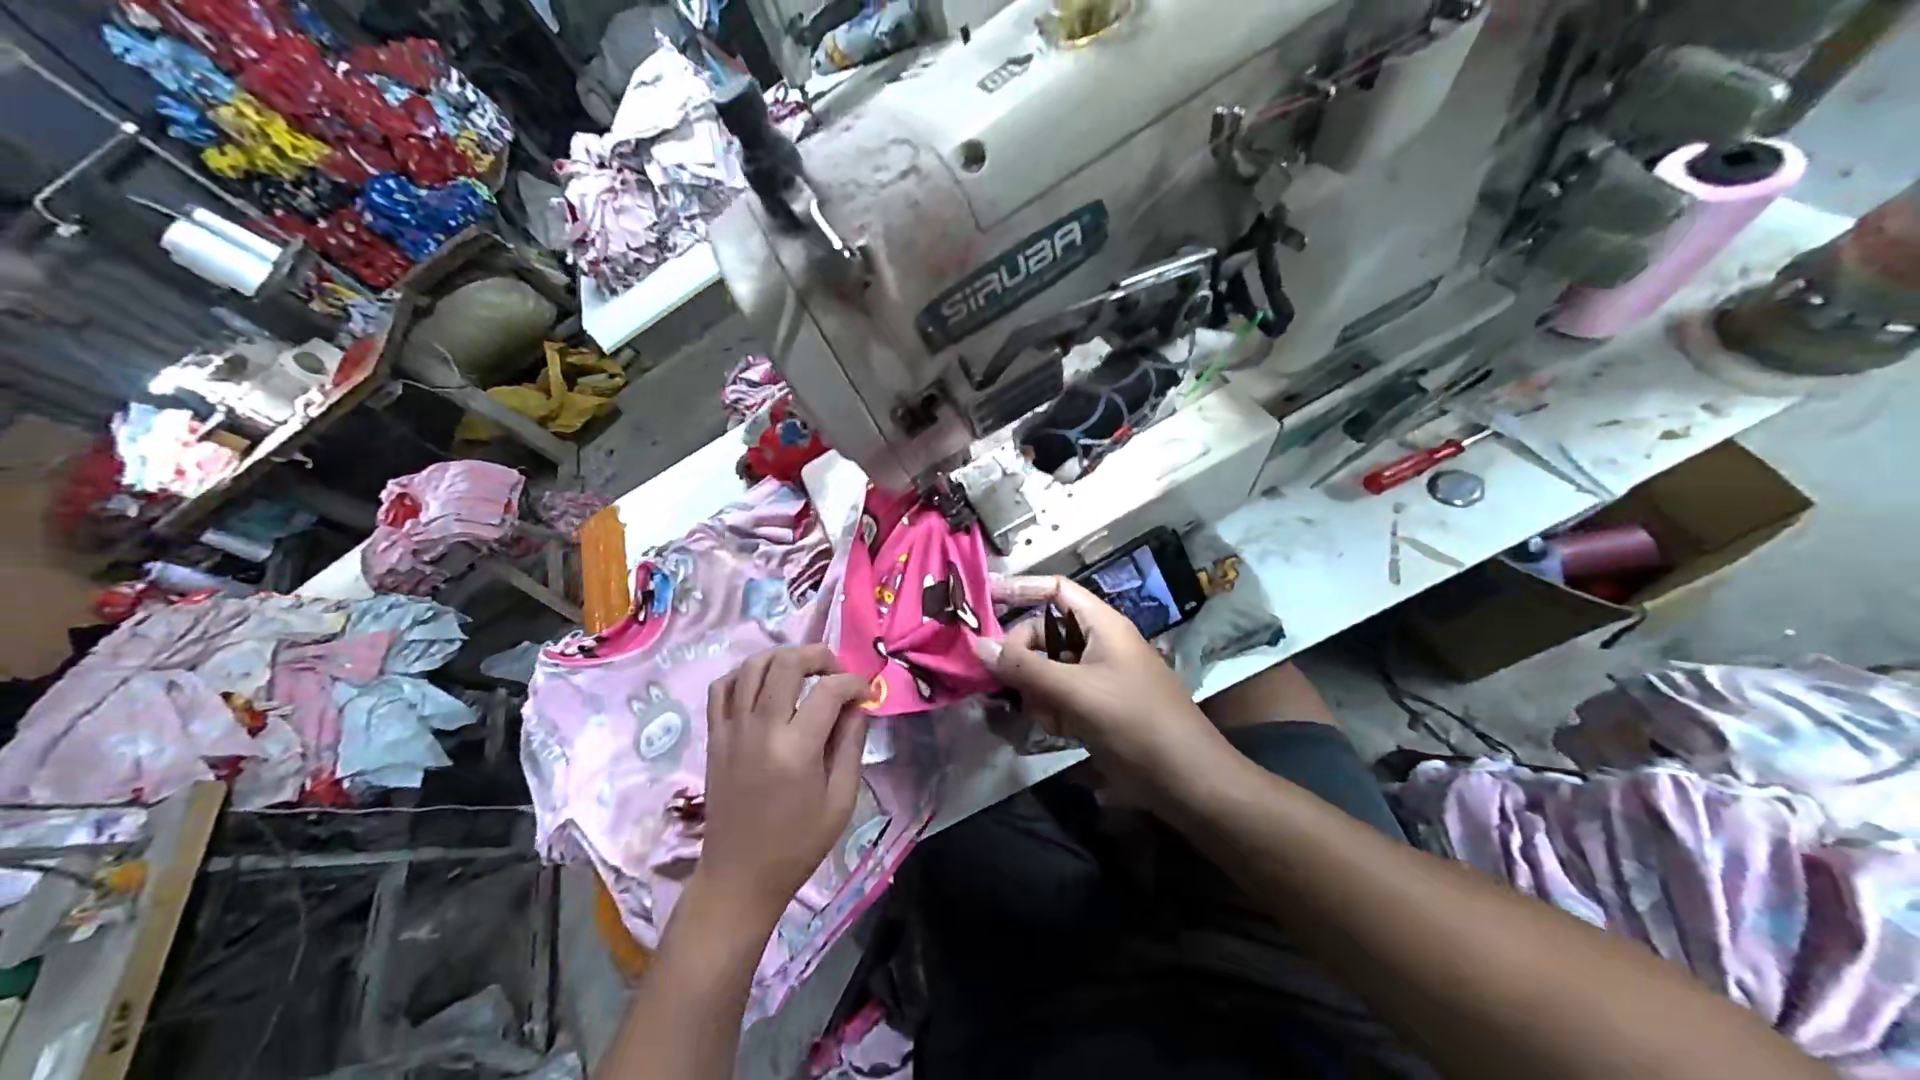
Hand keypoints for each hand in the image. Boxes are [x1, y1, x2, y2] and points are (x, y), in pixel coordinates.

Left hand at [698, 645, 871, 919]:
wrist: (739, 877)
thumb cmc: (798, 845)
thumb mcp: (841, 800)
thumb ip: (850, 745)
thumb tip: (857, 705)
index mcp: (796, 749)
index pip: (829, 690)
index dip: (854, 683)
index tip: (865, 694)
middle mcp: (760, 730)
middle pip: (786, 663)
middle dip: (818, 655)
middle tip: (836, 670)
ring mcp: (731, 730)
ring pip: (751, 666)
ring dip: (782, 657)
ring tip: (803, 671)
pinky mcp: (714, 737)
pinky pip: (721, 687)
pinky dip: (744, 674)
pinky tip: (764, 684)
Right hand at [976, 576, 1227, 795]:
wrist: (1185, 778)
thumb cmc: (1135, 721)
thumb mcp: (1076, 691)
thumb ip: (1024, 667)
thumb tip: (977, 645)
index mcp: (1102, 624)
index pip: (1056, 590)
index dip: (1021, 588)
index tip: (984, 596)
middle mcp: (1098, 644)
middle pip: (1043, 633)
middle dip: (1021, 655)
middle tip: (1001, 679)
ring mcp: (1096, 676)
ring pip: (1046, 668)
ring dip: (1035, 689)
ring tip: (1045, 715)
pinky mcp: (1094, 707)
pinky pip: (1057, 696)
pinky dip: (1050, 709)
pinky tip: (1057, 729)